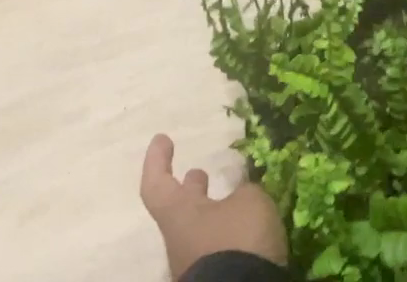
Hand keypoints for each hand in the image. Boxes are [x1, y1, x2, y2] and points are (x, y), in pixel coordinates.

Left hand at [140, 134, 287, 279]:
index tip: (162, 138)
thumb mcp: (249, 202)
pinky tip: (250, 224)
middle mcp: (180, 239)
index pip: (156, 183)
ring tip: (239, 197)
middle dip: (191, 189)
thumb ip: (244, 190)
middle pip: (179, 209)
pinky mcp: (216, 277)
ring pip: (202, 229)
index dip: (157, 160)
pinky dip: (230, 231)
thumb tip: (241, 192)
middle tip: (200, 171)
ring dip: (216, 211)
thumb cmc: (238, 239)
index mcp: (179, 214)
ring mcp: (195, 262)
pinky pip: (218, 247)